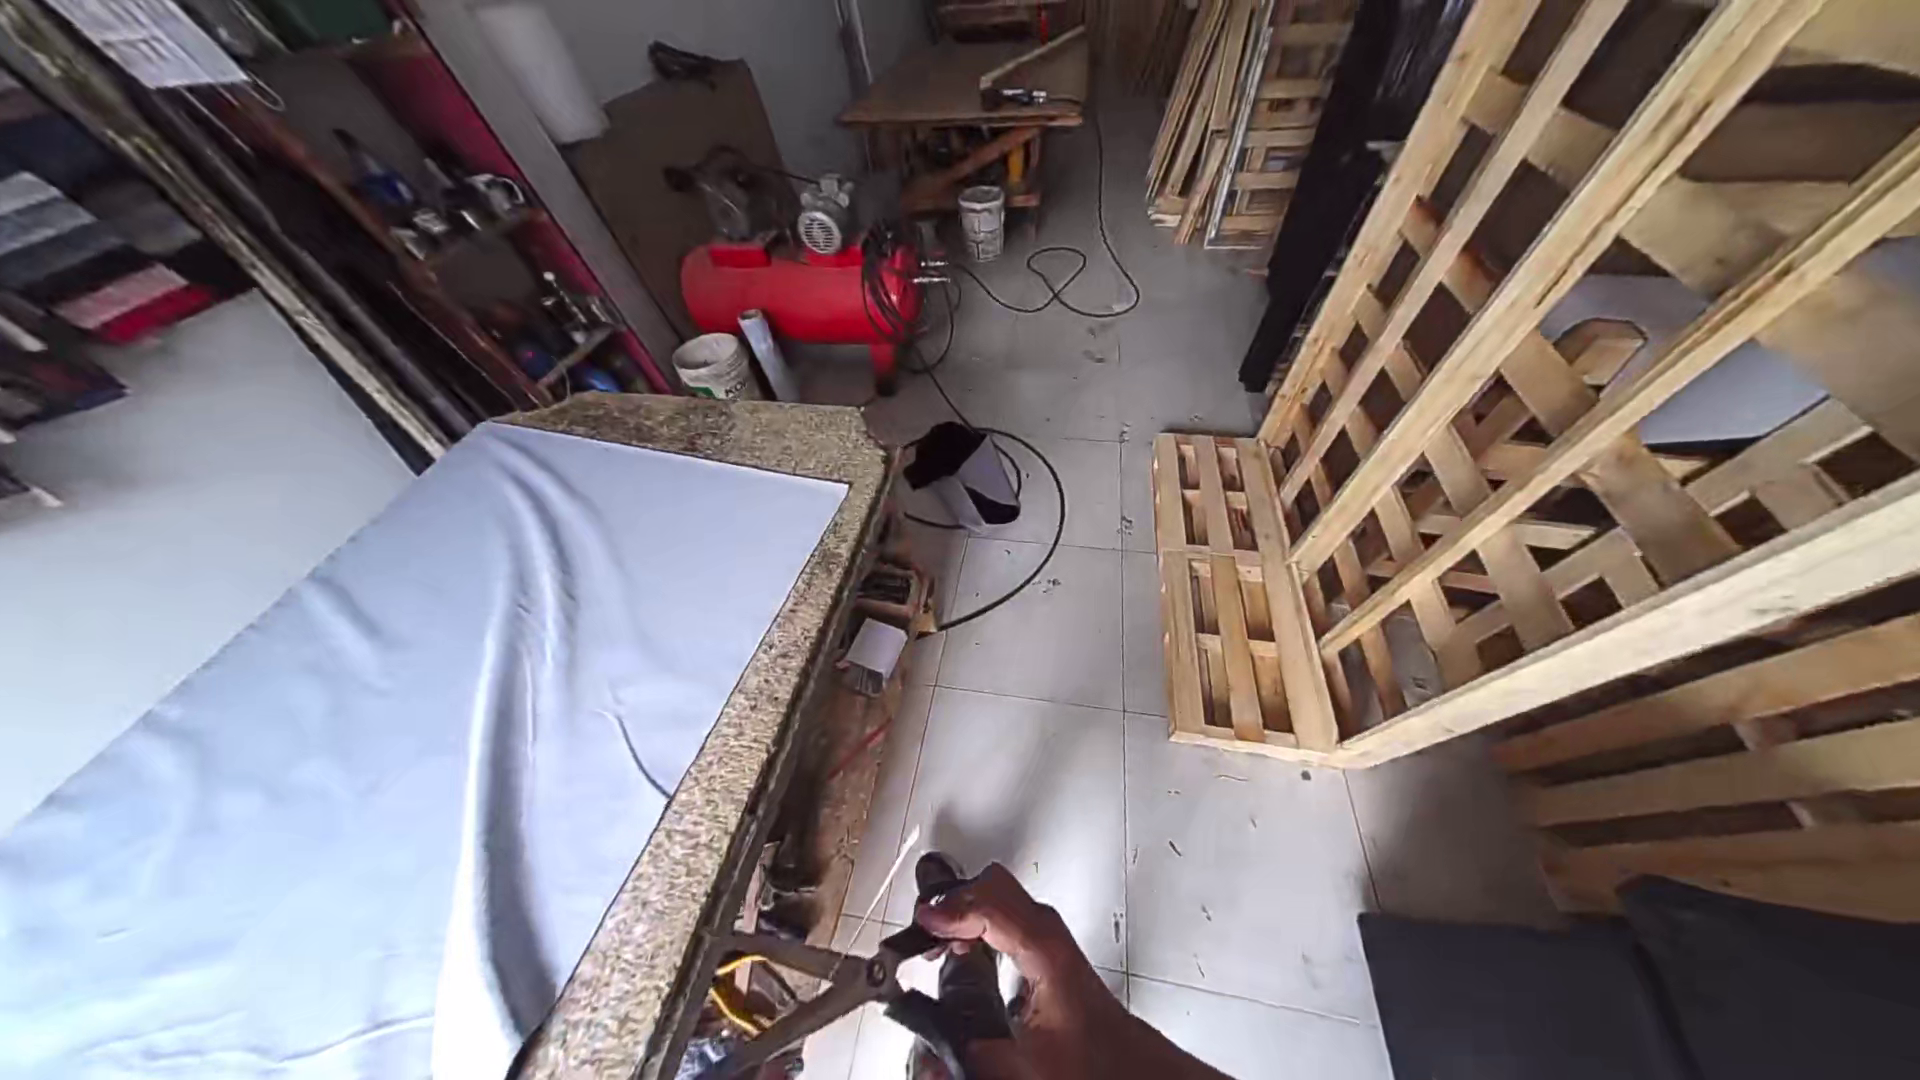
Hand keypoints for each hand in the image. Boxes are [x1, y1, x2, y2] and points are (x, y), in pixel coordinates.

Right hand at [914, 864, 1122, 1079]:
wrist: (1122, 1060)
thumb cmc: (1090, 1059)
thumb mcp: (1025, 1066)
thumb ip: (972, 1056)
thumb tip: (929, 1059)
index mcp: (1044, 949)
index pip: (993, 907)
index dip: (954, 911)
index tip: (925, 924)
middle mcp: (1045, 928)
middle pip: (990, 885)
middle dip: (952, 901)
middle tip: (924, 930)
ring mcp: (1043, 926)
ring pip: (995, 889)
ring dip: (961, 906)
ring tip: (935, 937)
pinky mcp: (1039, 934)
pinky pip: (1000, 904)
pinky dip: (974, 913)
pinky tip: (959, 941)